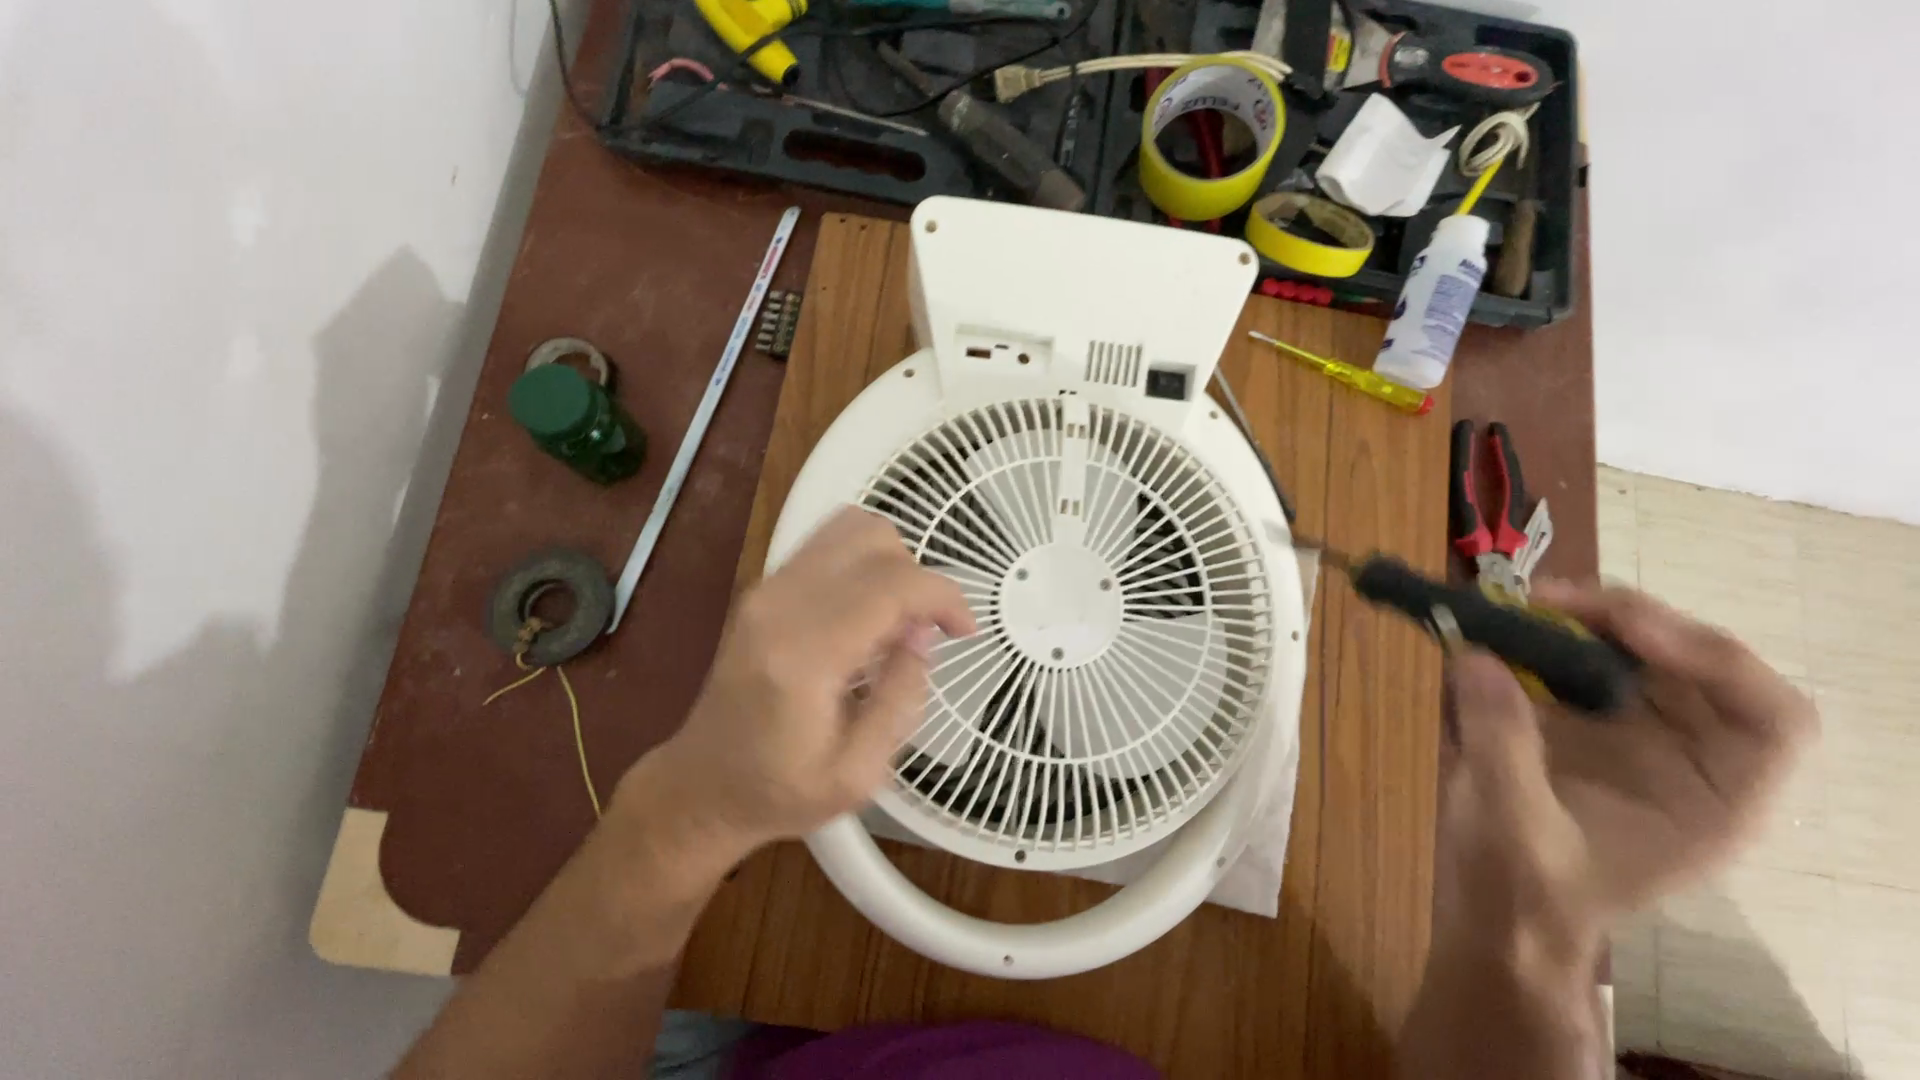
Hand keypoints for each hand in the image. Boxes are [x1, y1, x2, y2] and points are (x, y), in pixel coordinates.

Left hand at [621, 507, 975, 862]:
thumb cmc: (780, 791)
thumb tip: (922, 635)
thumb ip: (900, 697)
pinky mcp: (762, 589)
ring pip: (850, 528)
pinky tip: (868, 615)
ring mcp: (766, 590)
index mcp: (804, 654)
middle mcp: (780, 604)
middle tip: (925, 631)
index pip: (890, 584)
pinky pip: (827, 545)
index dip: (943, 596)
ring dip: (891, 564)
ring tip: (898, 619)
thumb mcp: (860, 772)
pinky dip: (865, 564)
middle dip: (918, 577)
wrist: (702, 786)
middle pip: (872, 539)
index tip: (964, 630)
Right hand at [1438, 581, 1817, 961]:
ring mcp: (1632, 735)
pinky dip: (1538, 639)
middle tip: (1546, 598)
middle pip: (1694, 665)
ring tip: (1516, 606)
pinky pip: (1574, 663)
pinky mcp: (1579, 722)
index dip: (1713, 660)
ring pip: (1635, 653)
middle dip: (1628, 621)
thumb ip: (1499, 741)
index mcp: (1712, 800)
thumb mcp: (1513, 826)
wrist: (1494, 914)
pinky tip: (1494, 631)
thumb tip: (1473, 656)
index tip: (1629, 629)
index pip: (1769, 717)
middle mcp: (1687, 756)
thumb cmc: (1524, 893)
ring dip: (1581, 620)